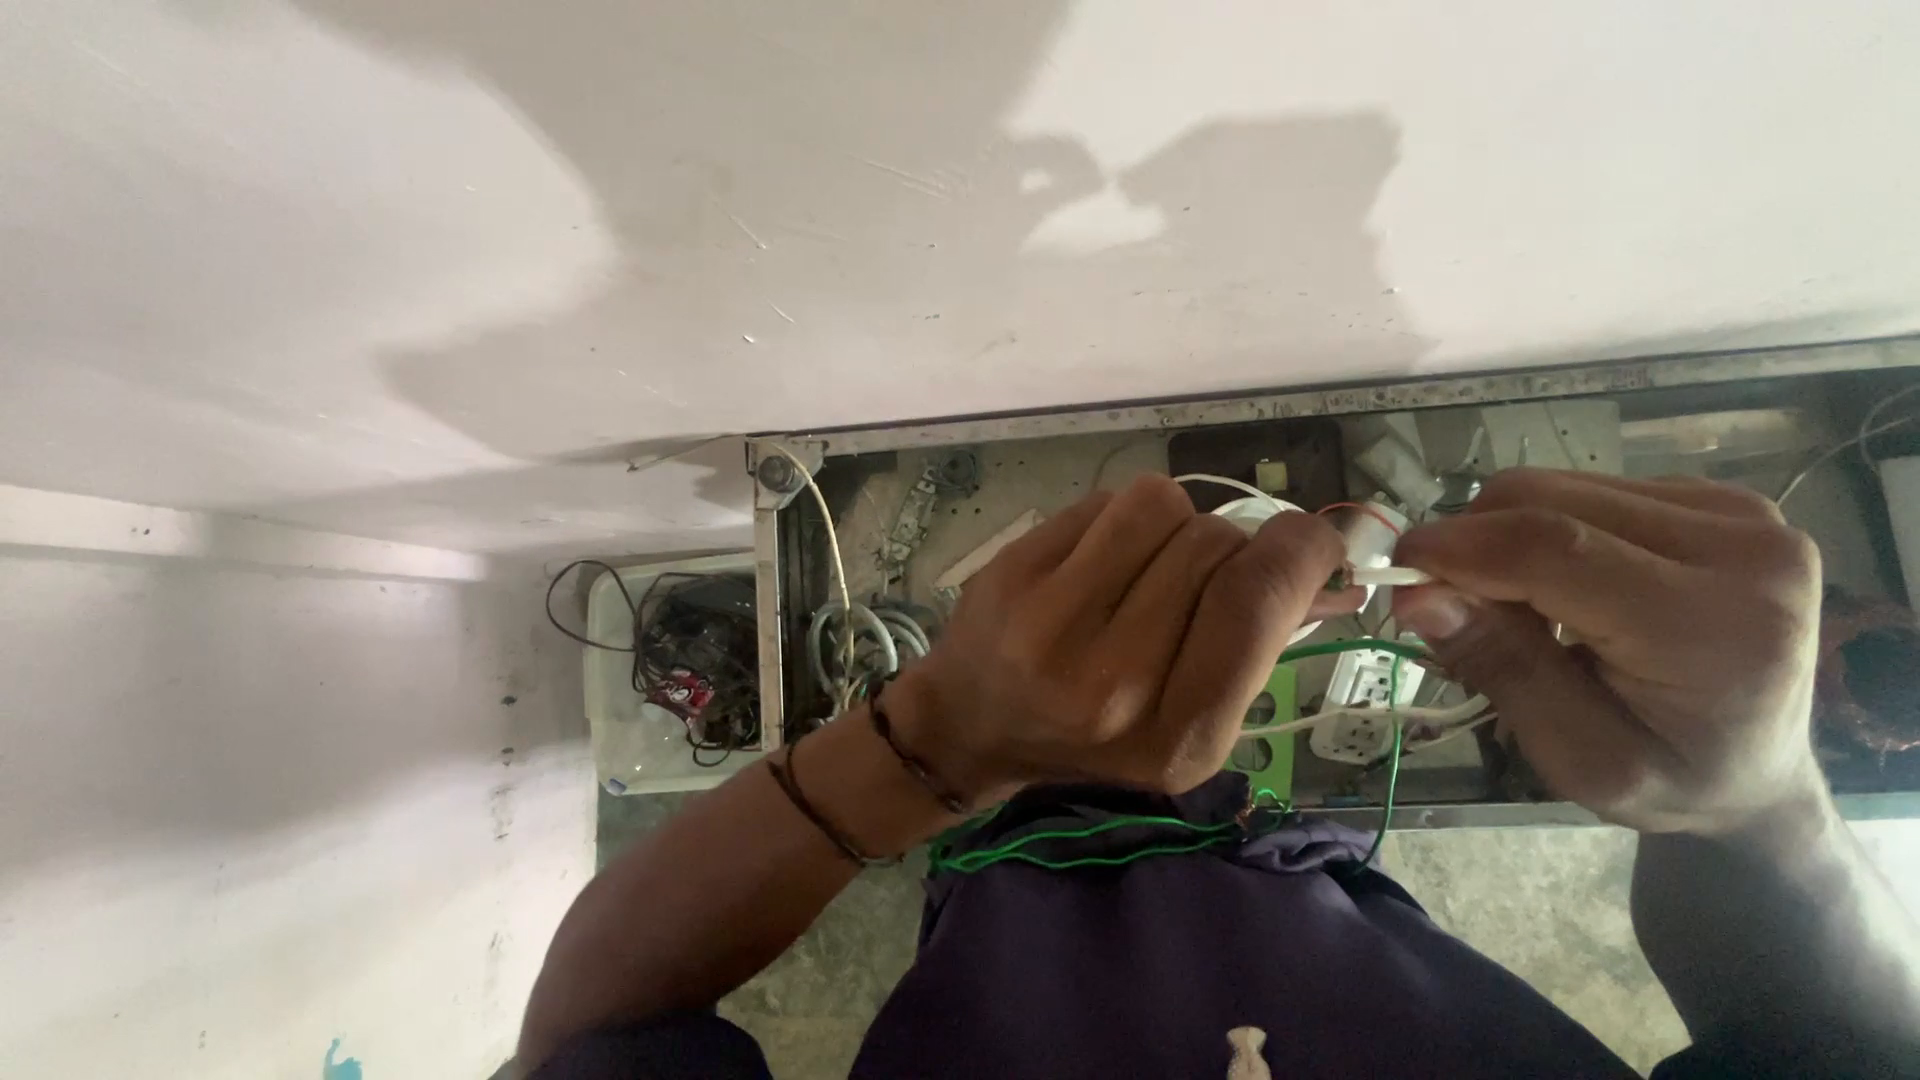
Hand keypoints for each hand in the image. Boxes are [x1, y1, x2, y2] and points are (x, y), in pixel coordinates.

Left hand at [883, 475, 1359, 803]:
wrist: (973, 725)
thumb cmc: (1091, 736)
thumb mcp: (1186, 727)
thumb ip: (1254, 649)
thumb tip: (1326, 568)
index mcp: (1176, 735)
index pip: (1255, 603)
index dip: (1300, 553)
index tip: (1307, 544)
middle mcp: (1112, 681)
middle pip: (1213, 545)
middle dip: (1230, 544)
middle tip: (1202, 574)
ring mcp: (1050, 620)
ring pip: (1161, 504)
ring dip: (1174, 520)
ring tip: (1148, 562)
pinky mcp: (1012, 571)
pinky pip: (1106, 500)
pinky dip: (1122, 517)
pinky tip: (1101, 559)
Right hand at [1391, 468, 1826, 836]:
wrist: (1756, 769)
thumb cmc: (1664, 777)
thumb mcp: (1574, 755)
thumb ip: (1501, 668)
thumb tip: (1416, 596)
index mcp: (1714, 625)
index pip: (1552, 549)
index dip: (1453, 551)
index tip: (1394, 579)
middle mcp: (1740, 547)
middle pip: (1541, 501)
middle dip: (1467, 545)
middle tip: (1449, 608)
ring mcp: (1733, 511)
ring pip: (1549, 486)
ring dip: (1497, 537)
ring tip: (1511, 603)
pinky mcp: (1711, 497)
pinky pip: (1575, 488)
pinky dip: (1532, 529)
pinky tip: (1554, 582)